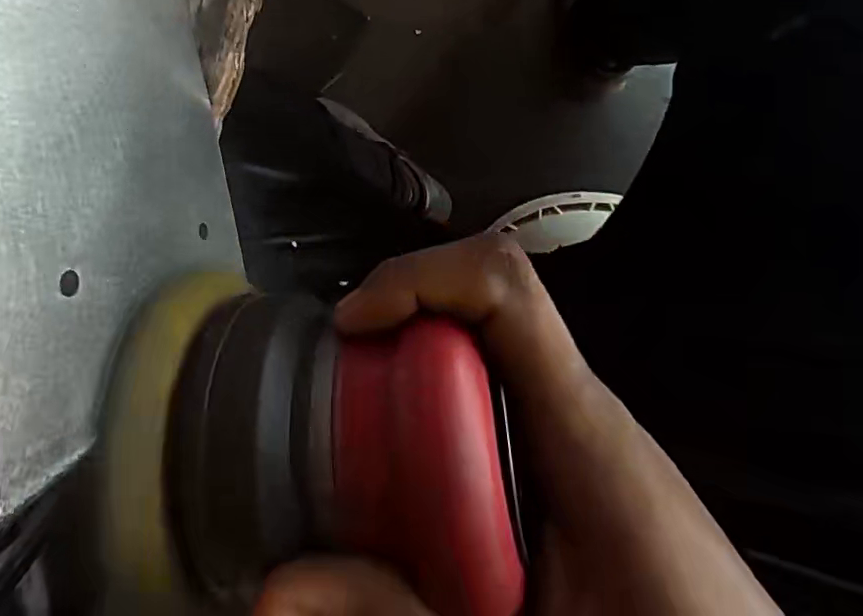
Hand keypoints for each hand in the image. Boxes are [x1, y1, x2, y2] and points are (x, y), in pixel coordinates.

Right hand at [257, 234, 779, 615]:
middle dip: (398, 324)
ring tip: (362, 438)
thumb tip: (279, 587)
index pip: (504, 284)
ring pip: (483, 348)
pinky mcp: (575, 458)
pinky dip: (440, 412)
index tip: (352, 325)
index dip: (419, 277)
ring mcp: (580, 428)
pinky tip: (419, 487)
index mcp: (583, 425)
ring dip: (414, 369)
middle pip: (478, 304)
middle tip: (336, 389)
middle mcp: (581, 405)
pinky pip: (498, 395)